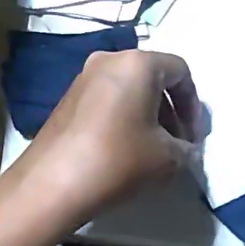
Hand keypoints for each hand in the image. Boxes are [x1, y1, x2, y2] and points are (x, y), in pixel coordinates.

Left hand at [0, 50, 201, 245]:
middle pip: (153, 77)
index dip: (193, 105)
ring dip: (148, 115)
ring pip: (129, 89)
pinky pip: (108, 100)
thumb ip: (186, 148)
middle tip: (178, 143)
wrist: (51, 185)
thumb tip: (184, 148)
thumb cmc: (118, 159)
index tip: (193, 137)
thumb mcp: (168, 158)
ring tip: (154, 150)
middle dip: (171, 110)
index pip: (180, 71)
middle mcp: (109, 60)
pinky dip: (124, 118)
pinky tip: (125, 150)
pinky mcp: (67, 99)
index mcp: (138, 63)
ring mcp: (83, 78)